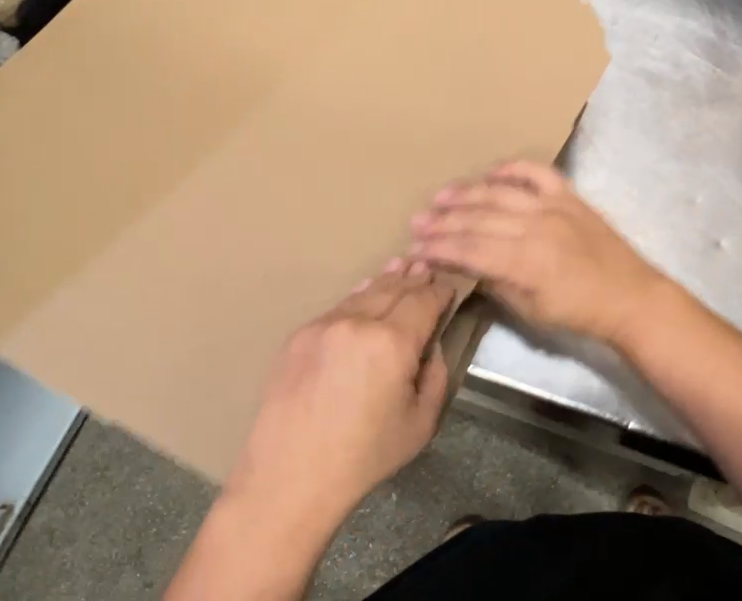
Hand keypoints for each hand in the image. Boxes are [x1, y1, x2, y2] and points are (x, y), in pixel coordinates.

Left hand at [227, 261, 456, 519]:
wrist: (290, 476)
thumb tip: (431, 346)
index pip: (425, 300)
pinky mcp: (300, 335)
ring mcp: (326, 325)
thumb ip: (434, 376)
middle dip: (416, 277)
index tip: (451, 286)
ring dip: (388, 279)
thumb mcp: (421, 423)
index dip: (441, 291)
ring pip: (365, 291)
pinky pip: (339, 306)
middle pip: (396, 288)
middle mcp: (359, 322)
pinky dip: (359, 295)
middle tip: (428, 265)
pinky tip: (366, 291)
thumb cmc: (364, 456)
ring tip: (402, 265)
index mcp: (394, 342)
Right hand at [409, 162, 672, 346]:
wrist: (629, 296)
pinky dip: (512, 169)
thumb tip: (463, 265)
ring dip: (466, 194)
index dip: (439, 248)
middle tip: (416, 222)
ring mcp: (554, 206)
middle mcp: (536, 226)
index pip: (470, 249)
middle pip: (479, 219)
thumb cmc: (578, 312)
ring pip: (500, 194)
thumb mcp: (530, 311)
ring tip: (440, 197)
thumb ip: (495, 283)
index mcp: (525, 261)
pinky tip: (490, 173)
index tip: (415, 248)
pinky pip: (536, 172)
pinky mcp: (569, 196)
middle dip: (443, 222)